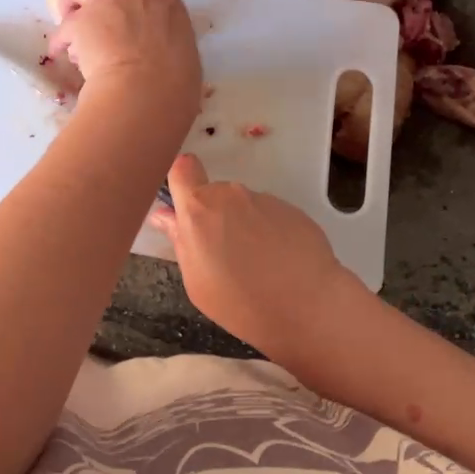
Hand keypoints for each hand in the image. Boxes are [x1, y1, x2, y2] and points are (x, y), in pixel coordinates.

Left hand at [46, 0, 199, 108]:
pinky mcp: (79, 20)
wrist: (145, 93)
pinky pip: (62, 26)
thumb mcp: (183, 48)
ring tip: (68, 19)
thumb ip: (166, 33)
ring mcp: (103, 0)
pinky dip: (60, 39)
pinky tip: (62, 53)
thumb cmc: (175, 82)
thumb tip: (160, 45)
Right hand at [151, 154, 367, 362]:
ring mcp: (263, 199)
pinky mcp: (292, 209)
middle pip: (215, 195)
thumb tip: (166, 217)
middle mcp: (230, 195)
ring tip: (259, 265)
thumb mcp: (196, 282)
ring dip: (244, 226)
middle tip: (226, 254)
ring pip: (243, 207)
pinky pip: (270, 215)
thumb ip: (180, 241)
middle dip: (216, 217)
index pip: (182, 168)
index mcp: (198, 209)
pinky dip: (270, 232)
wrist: (308, 307)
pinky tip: (281, 262)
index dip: (182, 182)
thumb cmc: (241, 302)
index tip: (185, 205)